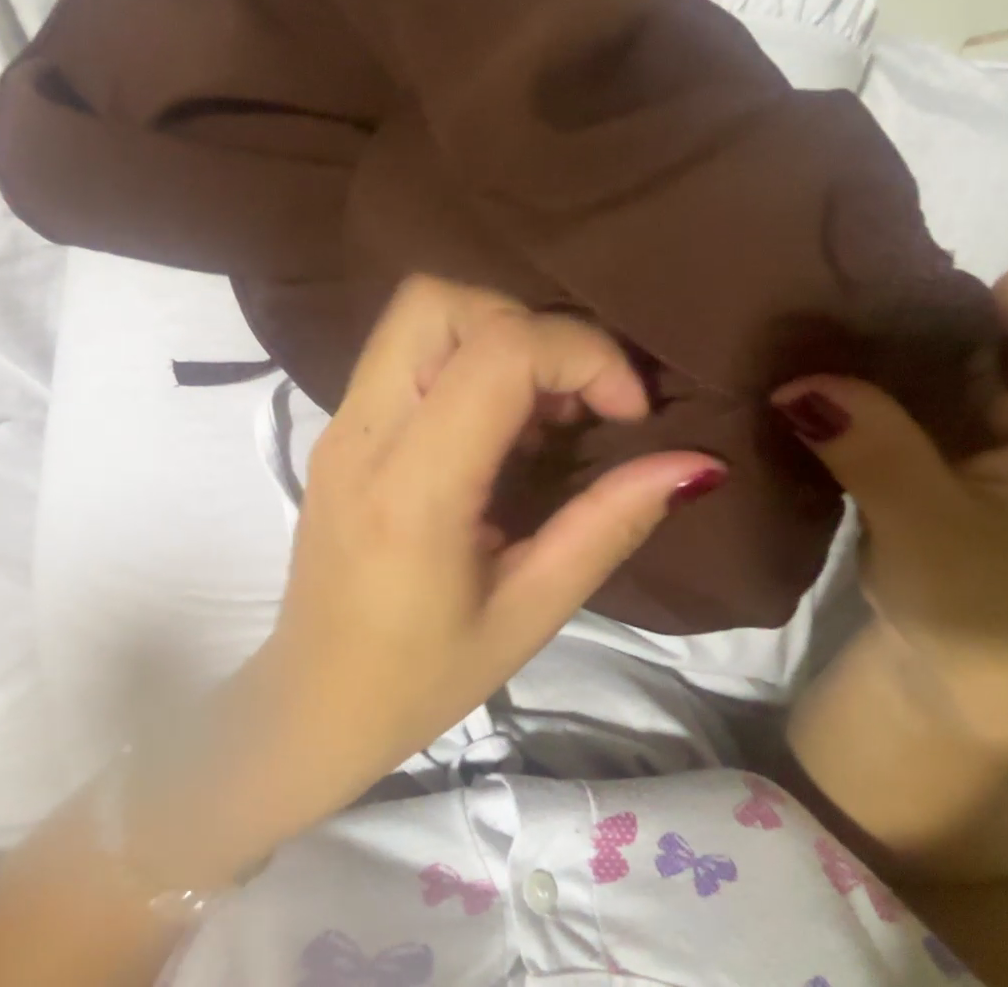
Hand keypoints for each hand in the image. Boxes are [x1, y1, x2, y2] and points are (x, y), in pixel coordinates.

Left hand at [252, 276, 723, 803]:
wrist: (312, 706)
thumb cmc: (419, 681)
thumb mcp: (528, 614)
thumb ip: (607, 526)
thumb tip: (694, 464)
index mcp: (411, 490)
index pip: (496, 351)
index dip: (582, 354)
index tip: (627, 413)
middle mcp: (361, 437)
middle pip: (437, 301)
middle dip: (526, 326)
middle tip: (573, 400)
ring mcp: (337, 429)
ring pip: (415, 318)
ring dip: (494, 339)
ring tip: (542, 417)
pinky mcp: (336, 436)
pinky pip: (402, 357)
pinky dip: (463, 364)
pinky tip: (497, 433)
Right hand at [773, 224, 1007, 757]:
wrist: (959, 689)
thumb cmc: (981, 622)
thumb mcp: (929, 537)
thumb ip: (873, 450)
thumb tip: (794, 381)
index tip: (957, 340)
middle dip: (944, 298)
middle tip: (856, 338)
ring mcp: (1004, 417)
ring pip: (962, 329)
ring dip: (896, 336)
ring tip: (828, 360)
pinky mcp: (952, 440)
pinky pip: (919, 373)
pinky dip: (875, 371)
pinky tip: (828, 391)